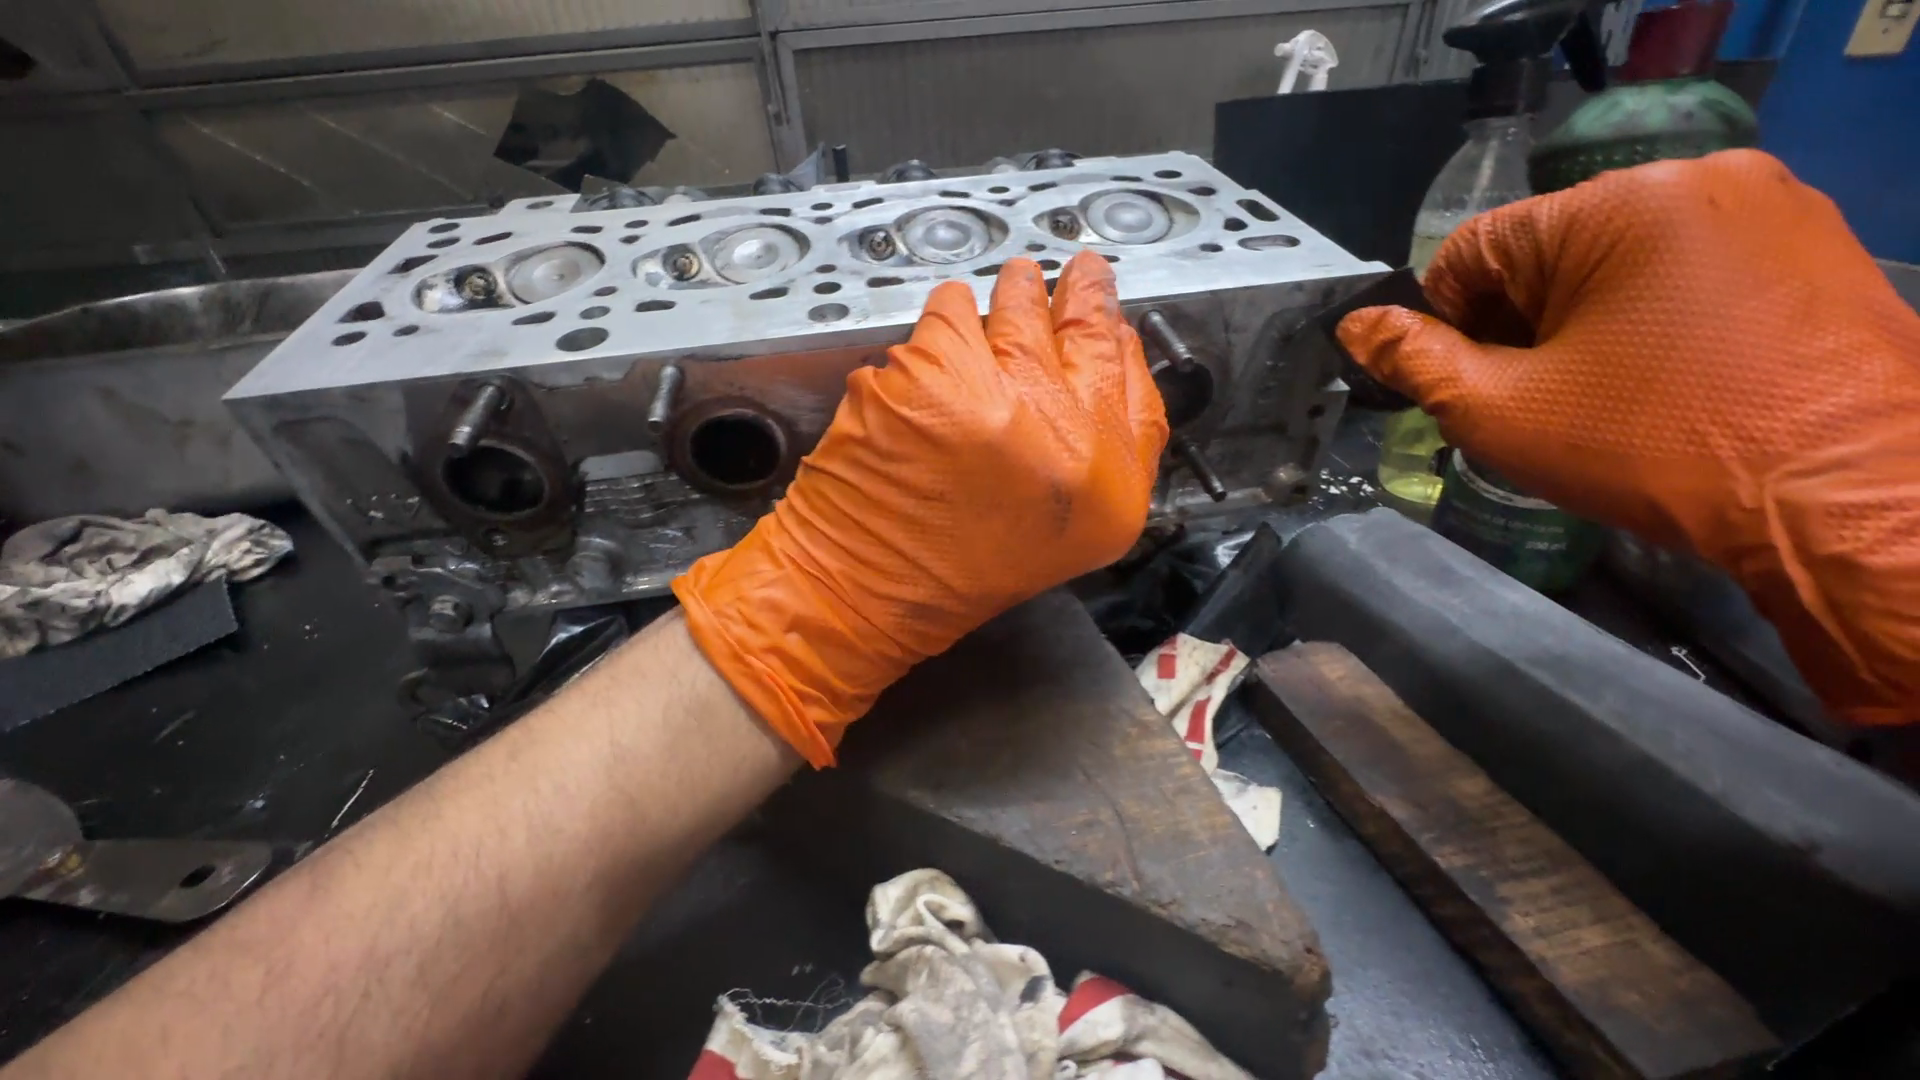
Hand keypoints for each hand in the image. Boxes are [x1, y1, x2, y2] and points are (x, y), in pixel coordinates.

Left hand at [674, 252, 1168, 764]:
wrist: (866, 589)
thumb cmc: (955, 565)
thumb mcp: (1062, 531)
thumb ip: (1096, 448)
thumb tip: (1104, 355)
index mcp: (1112, 494)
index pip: (1137, 387)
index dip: (1121, 341)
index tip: (1110, 314)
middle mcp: (1073, 444)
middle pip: (1090, 333)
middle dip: (1082, 293)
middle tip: (1078, 273)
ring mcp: (1006, 402)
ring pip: (1019, 308)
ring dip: (1012, 296)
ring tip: (1012, 291)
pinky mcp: (940, 376)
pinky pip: (951, 310)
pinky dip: (945, 318)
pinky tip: (939, 344)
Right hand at [1337, 149, 1919, 728]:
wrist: (1855, 501)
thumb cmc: (1654, 448)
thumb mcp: (1501, 411)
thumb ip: (1414, 361)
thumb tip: (1353, 326)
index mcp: (1615, 205)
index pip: (1472, 251)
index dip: (1446, 325)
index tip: (1469, 387)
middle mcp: (1698, 179)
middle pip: (1545, 253)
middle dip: (1517, 327)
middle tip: (1529, 402)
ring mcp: (1769, 207)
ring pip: (1614, 264)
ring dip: (1578, 327)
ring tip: (1595, 400)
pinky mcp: (1811, 247)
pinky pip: (1683, 271)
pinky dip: (1646, 322)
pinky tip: (1659, 383)